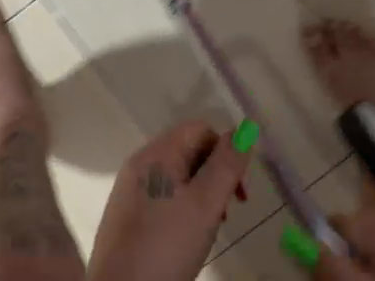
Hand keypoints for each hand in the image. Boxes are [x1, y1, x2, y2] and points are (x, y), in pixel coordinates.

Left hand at [87, 120, 250, 280]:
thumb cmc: (167, 245)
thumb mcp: (205, 204)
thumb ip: (227, 165)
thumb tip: (246, 129)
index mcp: (156, 152)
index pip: (200, 130)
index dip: (226, 152)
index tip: (239, 191)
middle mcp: (140, 163)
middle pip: (189, 152)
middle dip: (215, 178)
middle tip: (225, 215)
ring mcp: (131, 190)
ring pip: (178, 179)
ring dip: (201, 198)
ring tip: (207, 231)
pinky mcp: (128, 215)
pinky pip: (164, 199)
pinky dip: (182, 212)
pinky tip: (186, 241)